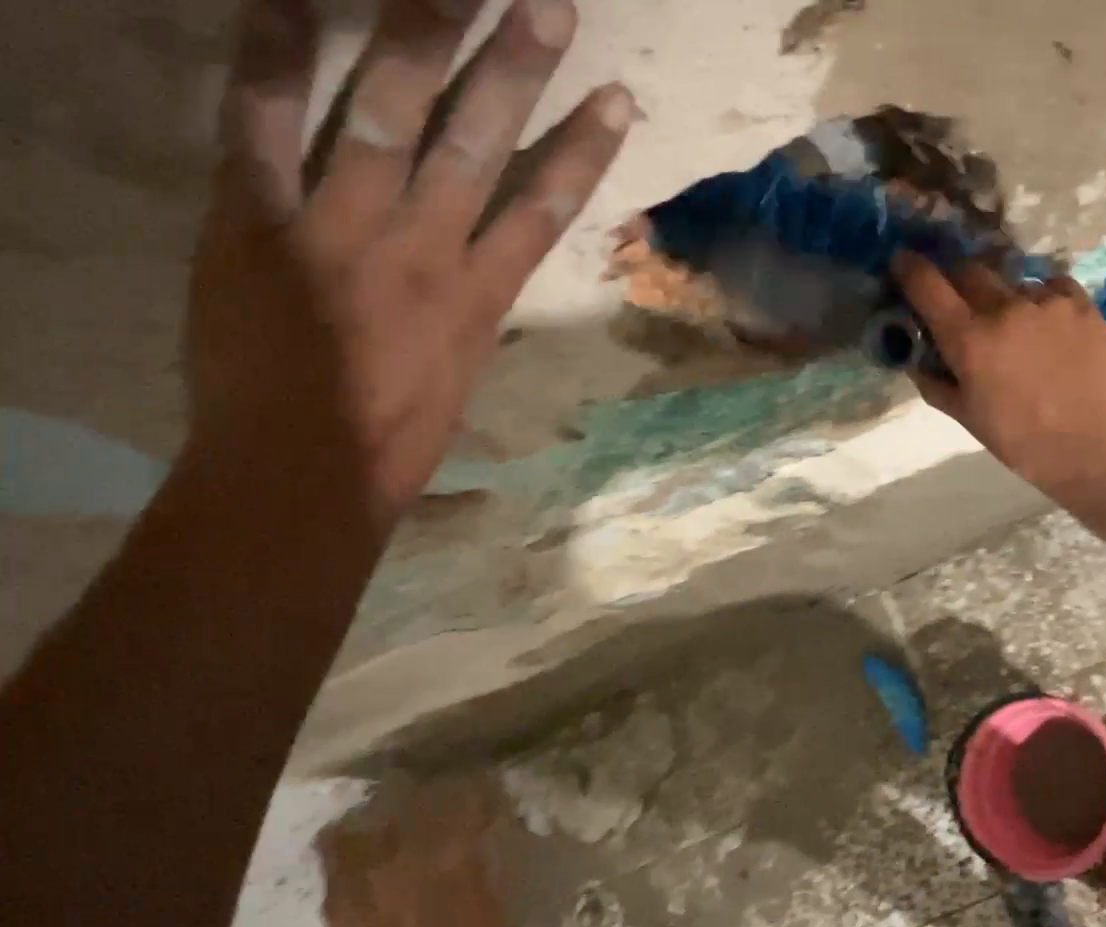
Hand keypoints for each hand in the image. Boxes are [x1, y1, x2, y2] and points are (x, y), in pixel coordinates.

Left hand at [186, 0, 631, 523]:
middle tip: (551, 8)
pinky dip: (274, 59)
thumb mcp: (459, 371)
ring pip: (390, 116)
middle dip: (519, 70)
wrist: (307, 472)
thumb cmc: (398, 438)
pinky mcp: (259, 222)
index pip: (546, 207)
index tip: (618, 99)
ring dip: (426, 41)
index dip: (585, 150)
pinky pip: (262, 127)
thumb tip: (475, 270)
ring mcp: (345, 230)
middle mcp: (426, 249)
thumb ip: (466, 308)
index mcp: (482, 295)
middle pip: (482, 144)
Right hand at [893, 252, 1105, 500]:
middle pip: (968, 270)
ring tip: (1016, 325)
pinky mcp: (1082, 304)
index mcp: (969, 339)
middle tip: (962, 302)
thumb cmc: (1025, 443)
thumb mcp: (969, 420)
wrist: (1098, 448)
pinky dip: (1042, 298)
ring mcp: (1047, 301)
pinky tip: (1049, 324)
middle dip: (957, 281)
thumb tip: (918, 360)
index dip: (909, 268)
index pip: (926, 283)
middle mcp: (1004, 308)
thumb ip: (936, 384)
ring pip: (1012, 280)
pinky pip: (1052, 286)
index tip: (903, 263)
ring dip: (1004, 296)